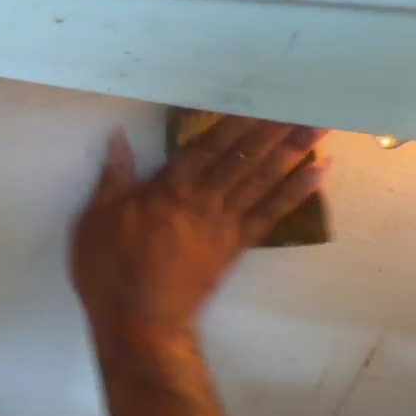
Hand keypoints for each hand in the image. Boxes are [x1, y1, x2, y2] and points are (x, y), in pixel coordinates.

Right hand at [71, 118, 325, 341]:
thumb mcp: (95, 220)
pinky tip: (318, 170)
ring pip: (264, 179)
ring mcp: (224, 223)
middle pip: (244, 157)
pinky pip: (272, 213)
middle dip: (274, 128)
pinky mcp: (236, 246)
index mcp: (166, 190)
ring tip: (320, 124)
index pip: (206, 146)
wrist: (138, 319)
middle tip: (308, 100)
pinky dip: (297, 191)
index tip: (261, 97)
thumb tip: (119, 139)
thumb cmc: (108, 269)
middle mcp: (202, 199)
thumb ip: (113, 179)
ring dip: (294, 150)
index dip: (234, 121)